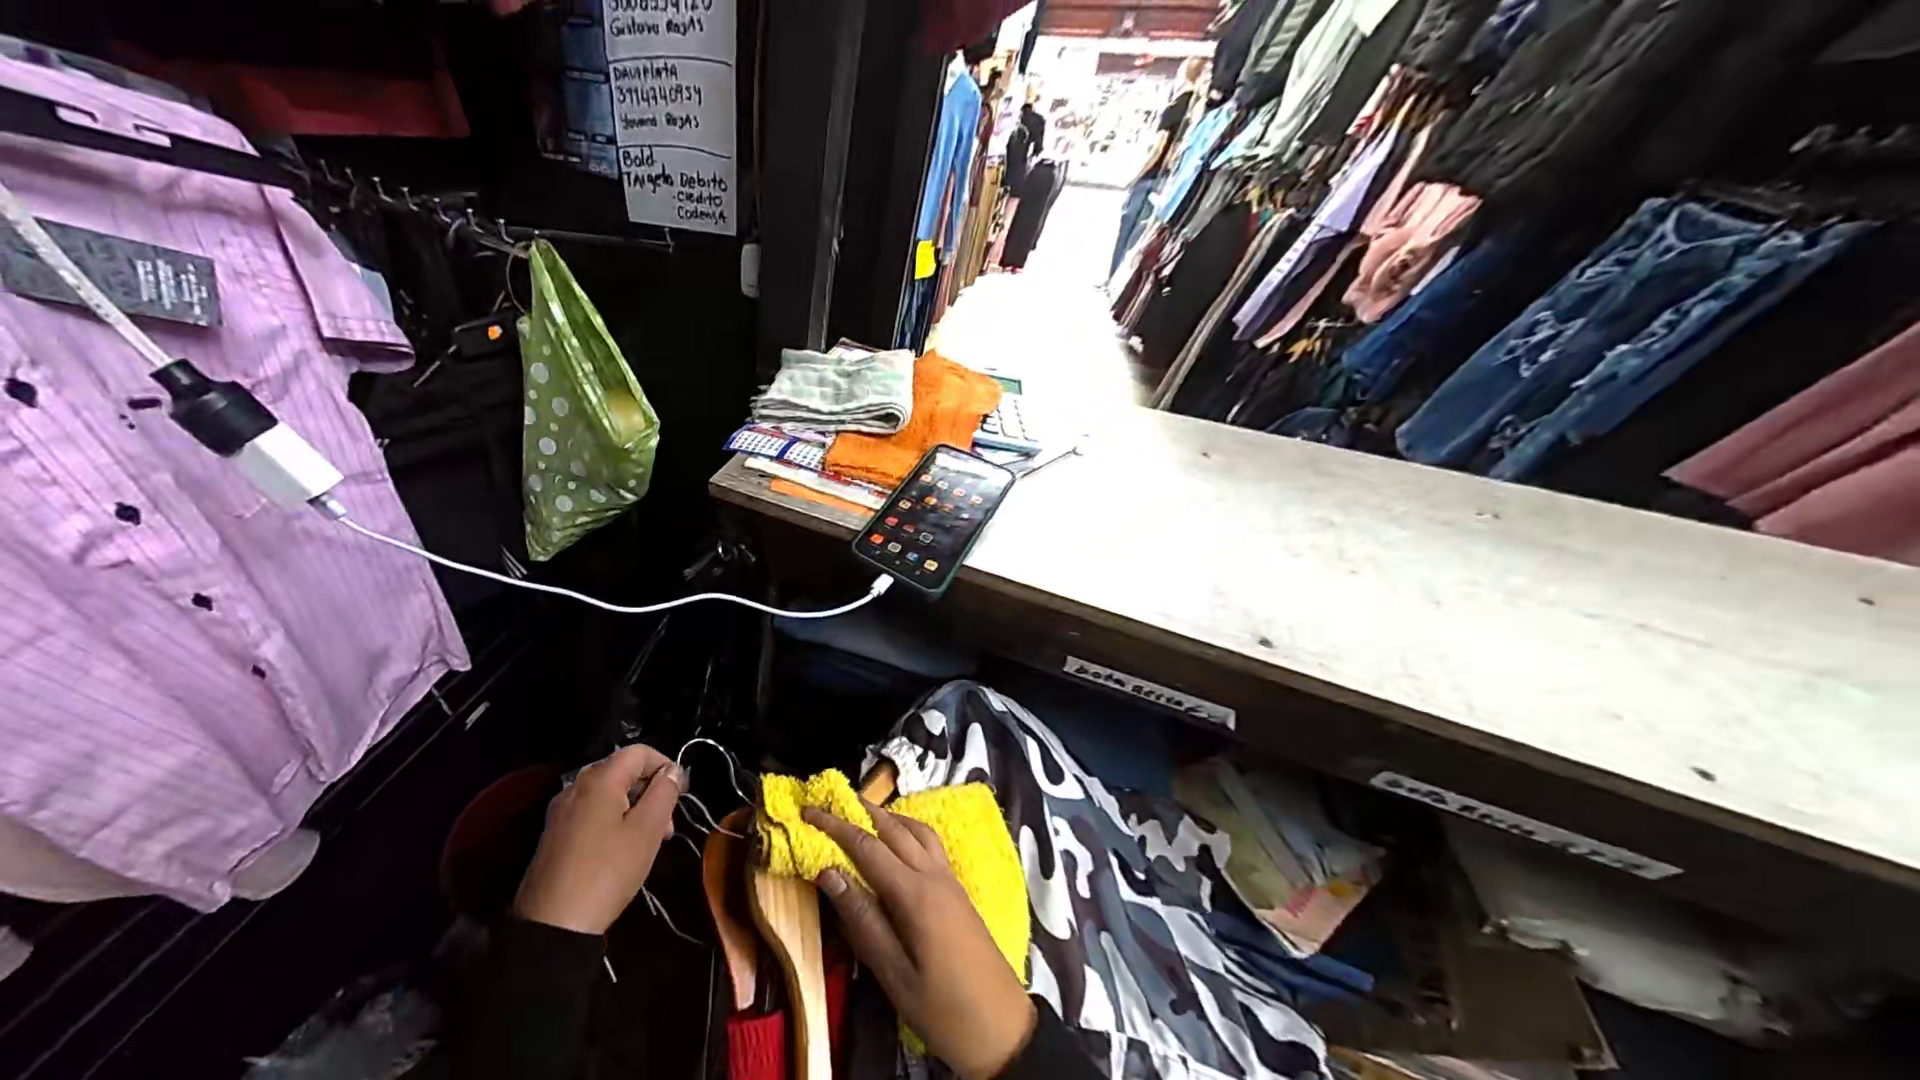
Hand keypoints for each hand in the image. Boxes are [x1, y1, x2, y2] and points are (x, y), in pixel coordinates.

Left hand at [513, 745, 684, 934]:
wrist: (551, 925)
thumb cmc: (607, 871)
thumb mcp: (648, 829)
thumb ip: (664, 791)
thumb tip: (672, 771)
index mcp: (598, 780)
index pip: (639, 752)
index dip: (666, 764)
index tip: (681, 793)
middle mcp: (575, 788)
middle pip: (622, 771)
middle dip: (651, 790)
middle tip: (667, 825)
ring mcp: (560, 812)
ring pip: (608, 793)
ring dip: (635, 807)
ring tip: (649, 840)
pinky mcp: (554, 835)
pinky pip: (592, 812)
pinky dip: (614, 819)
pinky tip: (622, 849)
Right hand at [805, 802, 1035, 1079]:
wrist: (1001, 1025)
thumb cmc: (942, 1007)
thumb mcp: (893, 974)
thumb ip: (862, 920)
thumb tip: (829, 873)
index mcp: (915, 894)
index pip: (867, 846)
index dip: (835, 826)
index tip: (808, 811)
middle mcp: (933, 875)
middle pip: (893, 829)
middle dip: (859, 812)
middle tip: (829, 803)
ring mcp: (949, 880)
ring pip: (916, 830)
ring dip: (887, 816)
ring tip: (860, 814)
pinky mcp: (957, 890)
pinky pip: (931, 844)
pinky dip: (909, 830)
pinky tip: (898, 840)